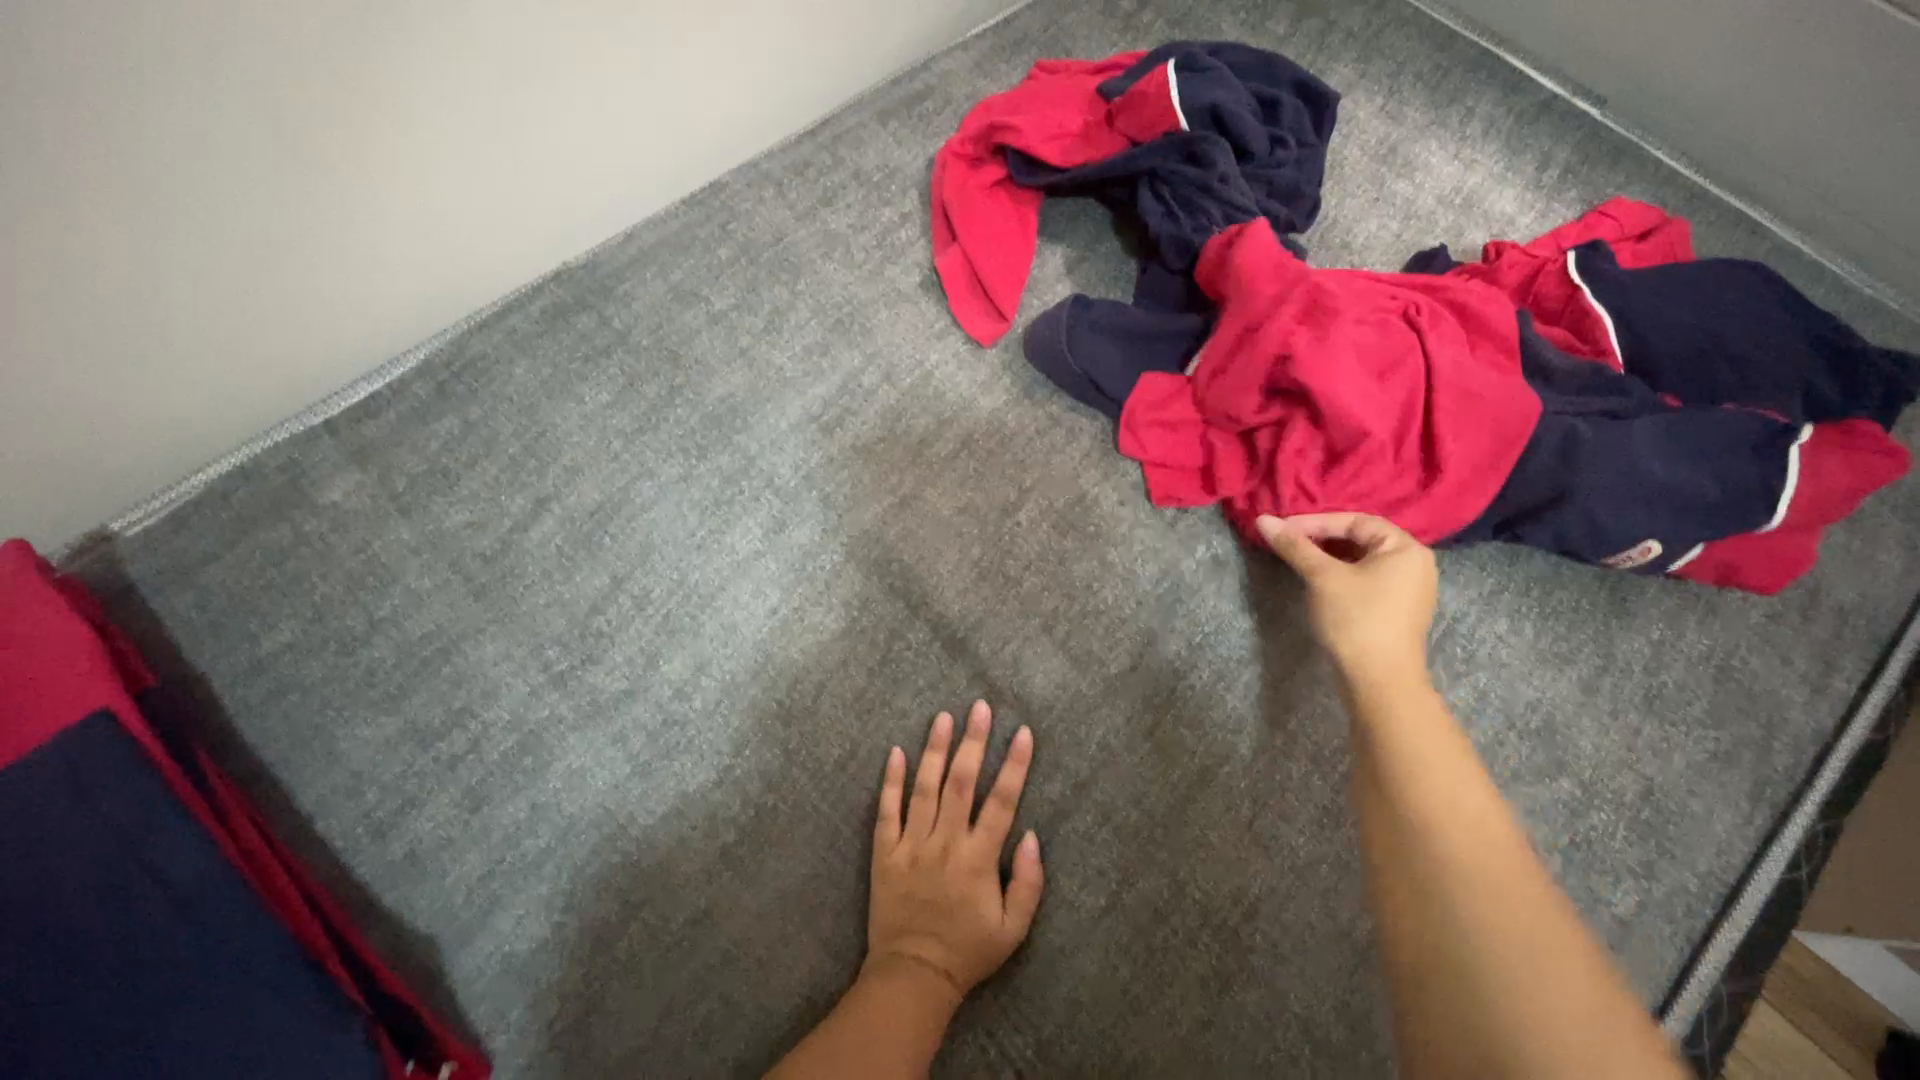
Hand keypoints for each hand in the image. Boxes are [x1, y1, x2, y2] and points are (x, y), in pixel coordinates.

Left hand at [865, 700, 1043, 1000]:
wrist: (913, 975)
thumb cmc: (968, 952)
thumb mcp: (1014, 928)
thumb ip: (1028, 882)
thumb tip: (1031, 835)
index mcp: (979, 859)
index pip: (1001, 801)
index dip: (1014, 765)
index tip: (1023, 733)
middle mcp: (945, 843)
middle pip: (961, 782)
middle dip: (973, 742)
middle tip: (980, 707)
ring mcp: (912, 845)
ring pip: (924, 788)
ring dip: (935, 750)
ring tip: (943, 717)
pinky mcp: (885, 853)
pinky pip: (887, 811)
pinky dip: (891, 781)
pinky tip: (896, 751)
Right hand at [1257, 513, 1437, 688]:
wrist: (1379, 680)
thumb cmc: (1356, 619)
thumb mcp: (1322, 577)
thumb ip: (1294, 546)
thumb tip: (1263, 519)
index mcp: (1405, 548)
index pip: (1356, 521)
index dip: (1316, 522)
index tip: (1283, 529)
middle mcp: (1415, 564)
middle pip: (1361, 540)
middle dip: (1322, 539)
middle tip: (1288, 543)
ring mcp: (1409, 590)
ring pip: (1362, 562)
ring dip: (1329, 558)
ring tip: (1298, 560)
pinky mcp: (1398, 611)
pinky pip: (1367, 581)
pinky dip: (1342, 576)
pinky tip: (1319, 583)